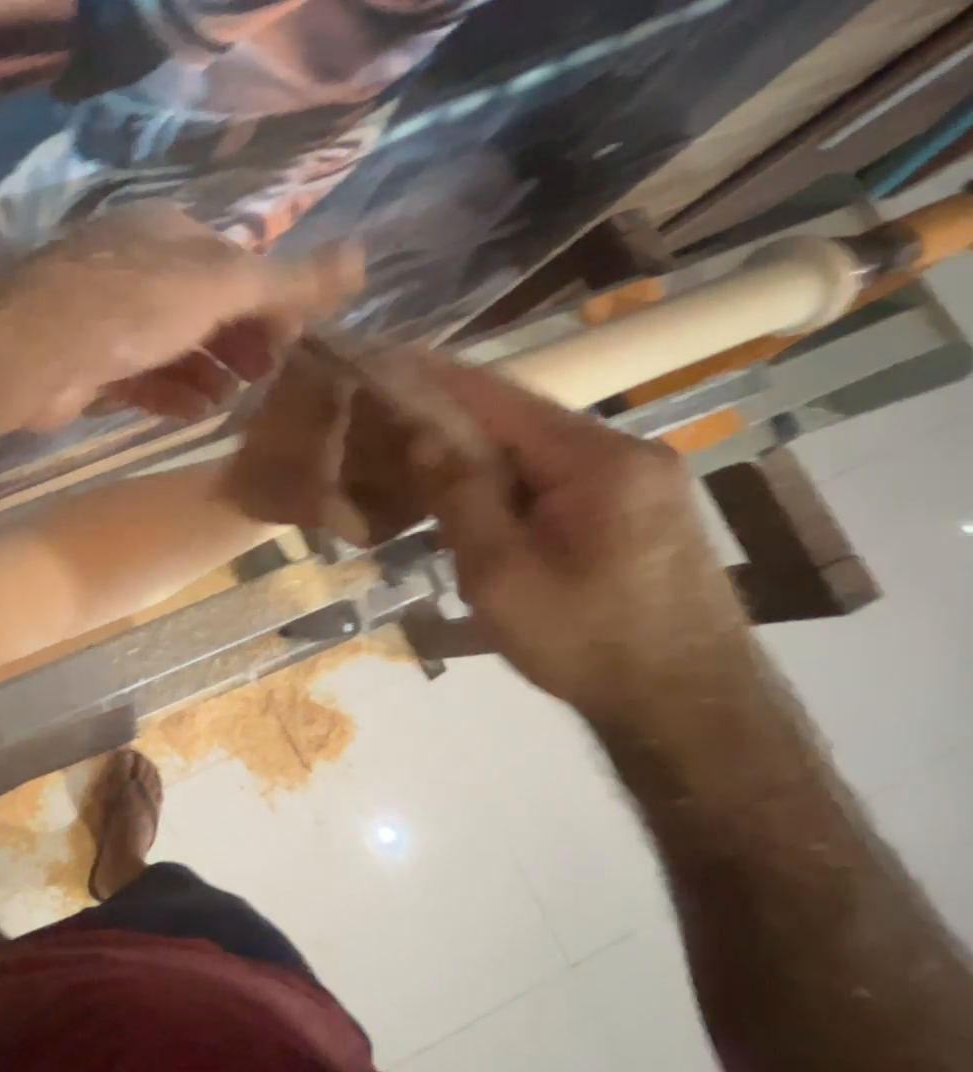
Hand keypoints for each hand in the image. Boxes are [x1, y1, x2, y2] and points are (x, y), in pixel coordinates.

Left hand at [2, 203, 360, 429]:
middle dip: (238, 343)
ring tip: (230, 403)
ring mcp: (104, 318)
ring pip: (169, 346)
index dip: (268, 301)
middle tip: (266, 378)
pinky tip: (192, 415)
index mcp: (167, 233)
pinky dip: (168, 394)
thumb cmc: (133, 305)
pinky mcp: (83, 364)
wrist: (34, 350)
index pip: (233, 264)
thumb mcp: (221, 284)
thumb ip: (289, 278)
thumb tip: (361, 257)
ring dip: (205, 373)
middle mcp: (134, 268)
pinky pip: (138, 378)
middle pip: (201, 307)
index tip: (293, 342)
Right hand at [408, 357, 754, 717]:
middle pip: (521, 420)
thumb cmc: (586, 641)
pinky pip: (559, 478)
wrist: (690, 711)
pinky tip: (472, 501)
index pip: (499, 398)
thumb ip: (460, 495)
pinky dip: (509, 482)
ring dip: (478, 455)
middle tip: (384, 421)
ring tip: (414, 462)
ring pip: (539, 451)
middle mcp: (628, 453)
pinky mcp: (642, 512)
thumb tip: (422, 432)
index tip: (380, 360)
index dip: (433, 378)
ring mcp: (642, 483)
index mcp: (598, 459)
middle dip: (450, 419)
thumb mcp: (501, 572)